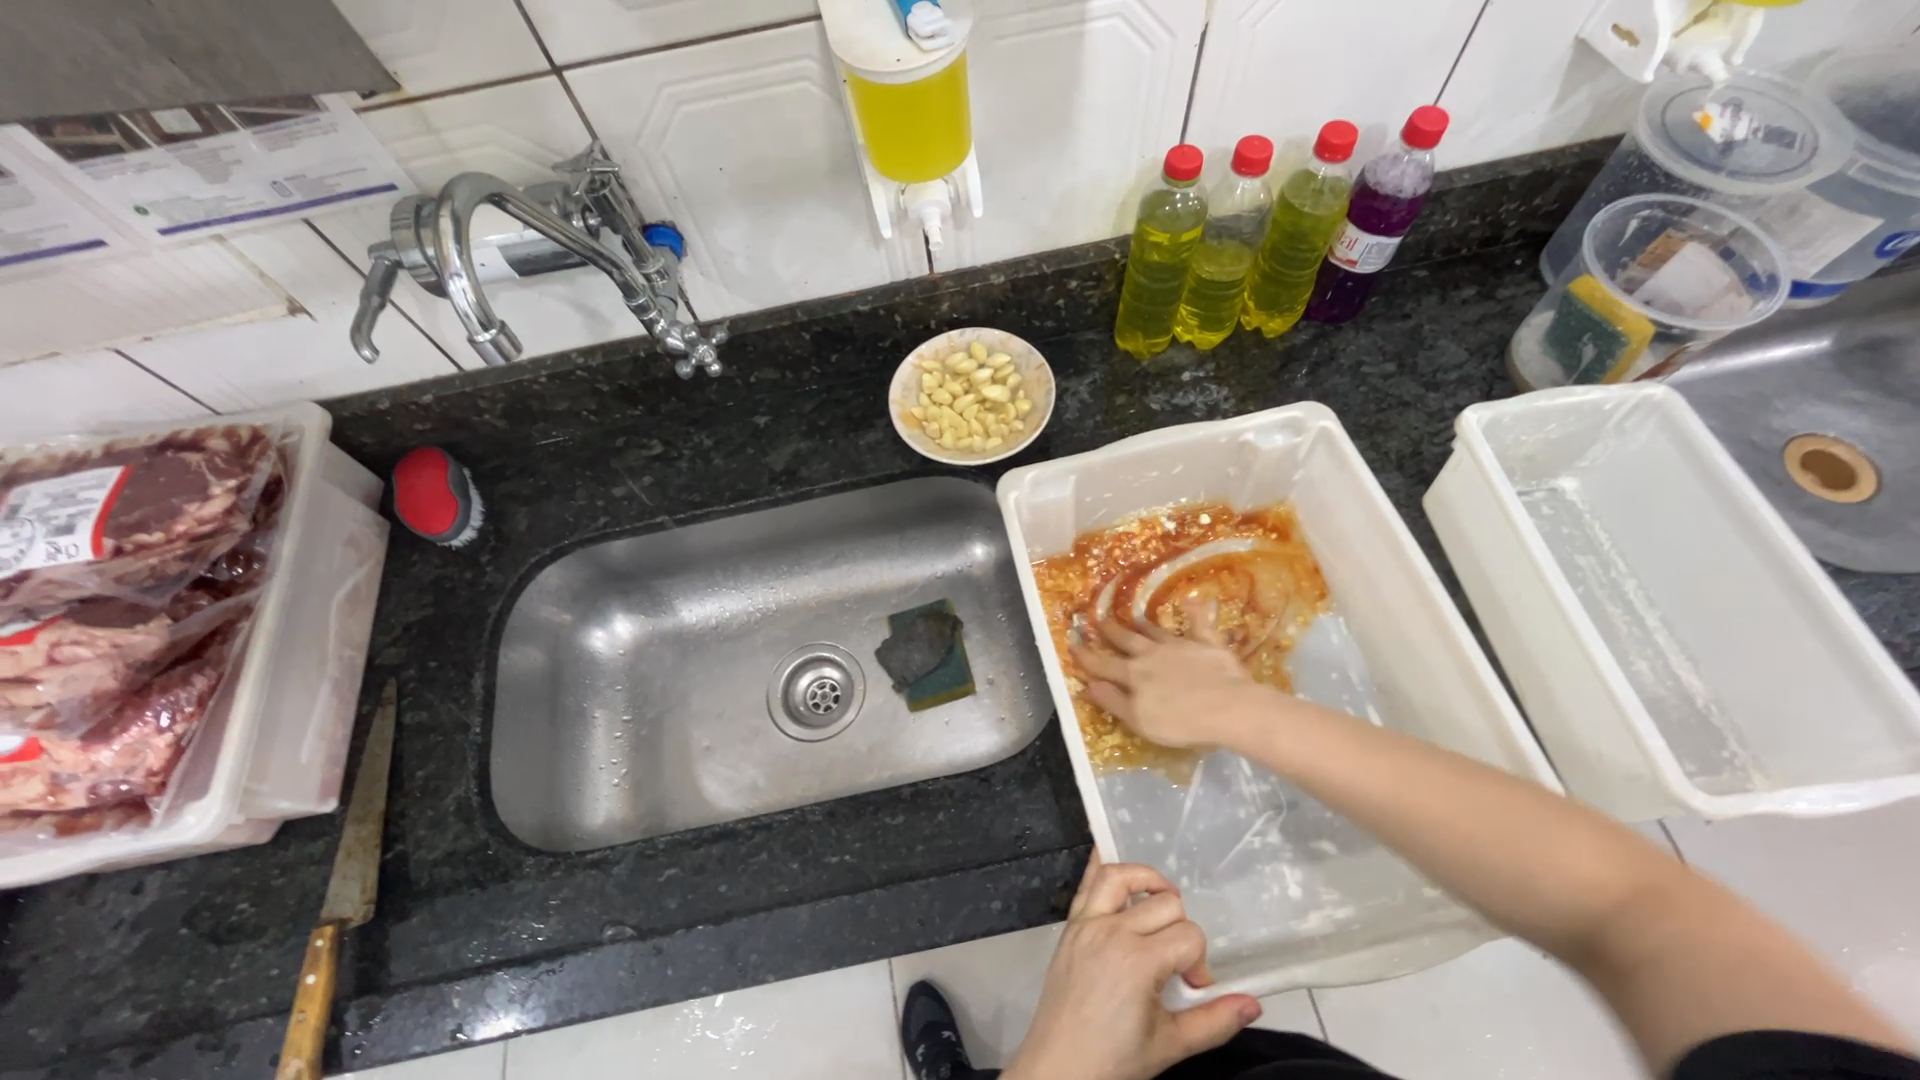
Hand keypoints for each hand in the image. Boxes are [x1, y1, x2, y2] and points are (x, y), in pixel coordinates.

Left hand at [1003, 858, 1261, 1079]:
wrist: (1058, 1069)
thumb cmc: (1112, 1061)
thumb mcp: (1171, 1046)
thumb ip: (1215, 1022)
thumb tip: (1253, 1003)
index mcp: (1137, 961)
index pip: (1189, 936)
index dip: (1199, 964)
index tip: (1191, 990)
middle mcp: (1111, 932)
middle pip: (1165, 904)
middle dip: (1180, 931)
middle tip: (1174, 965)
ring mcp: (1086, 924)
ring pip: (1122, 876)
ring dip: (1148, 883)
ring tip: (1161, 906)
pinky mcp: (1071, 926)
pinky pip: (1085, 882)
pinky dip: (1100, 865)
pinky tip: (1114, 860)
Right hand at [1069, 606, 1271, 749]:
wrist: (1227, 708)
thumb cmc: (1181, 722)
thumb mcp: (1139, 720)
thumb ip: (1113, 701)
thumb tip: (1090, 684)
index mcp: (1134, 675)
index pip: (1104, 665)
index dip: (1086, 656)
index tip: (1072, 644)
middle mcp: (1153, 655)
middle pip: (1127, 641)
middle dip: (1111, 632)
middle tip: (1098, 619)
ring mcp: (1181, 647)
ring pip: (1157, 632)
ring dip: (1144, 625)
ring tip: (1134, 617)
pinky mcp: (1207, 645)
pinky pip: (1199, 624)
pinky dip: (1195, 612)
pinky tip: (1192, 600)